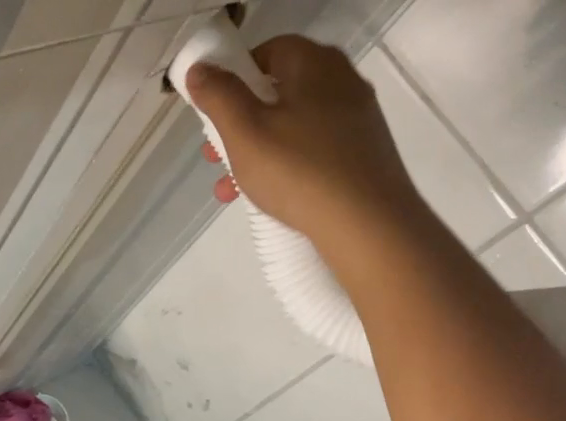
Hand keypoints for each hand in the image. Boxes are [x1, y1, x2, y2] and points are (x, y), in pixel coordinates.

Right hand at [187, 36, 425, 241]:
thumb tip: (200, 69)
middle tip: (215, 158)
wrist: (366, 223)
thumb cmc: (298, 172)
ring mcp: (356, 118)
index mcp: (314, 63)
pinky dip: (285, 168)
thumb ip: (218, 96)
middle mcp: (341, 81)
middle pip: (278, 93)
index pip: (267, 52)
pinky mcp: (362, 154)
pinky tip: (267, 199)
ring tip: (230, 191)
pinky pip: (312, 151)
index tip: (213, 112)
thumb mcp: (244, 133)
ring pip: (292, 127)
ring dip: (256, 154)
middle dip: (239, 126)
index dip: (233, 78)